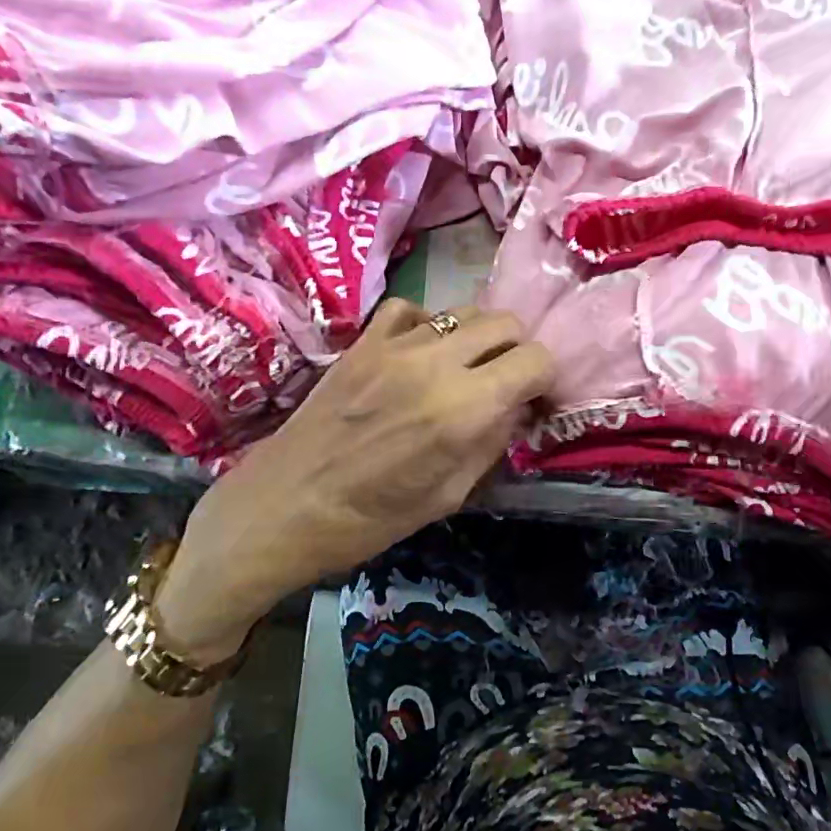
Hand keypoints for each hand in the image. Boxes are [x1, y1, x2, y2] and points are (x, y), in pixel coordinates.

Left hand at [154, 300, 554, 661]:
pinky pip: (410, 311)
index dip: (545, 379)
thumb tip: (515, 410)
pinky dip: (426, 326)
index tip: (535, 400)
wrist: (285, 506)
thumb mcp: (448, 496)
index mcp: (464, 409)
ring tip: (462, 371)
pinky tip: (419, 353)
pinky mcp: (361, 342)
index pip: (536, 360)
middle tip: (503, 384)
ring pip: (462, 311)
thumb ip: (490, 444)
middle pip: (505, 323)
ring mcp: (394, 346)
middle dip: (516, 352)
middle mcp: (436, 363)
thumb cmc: (370, 520)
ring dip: (475, 339)